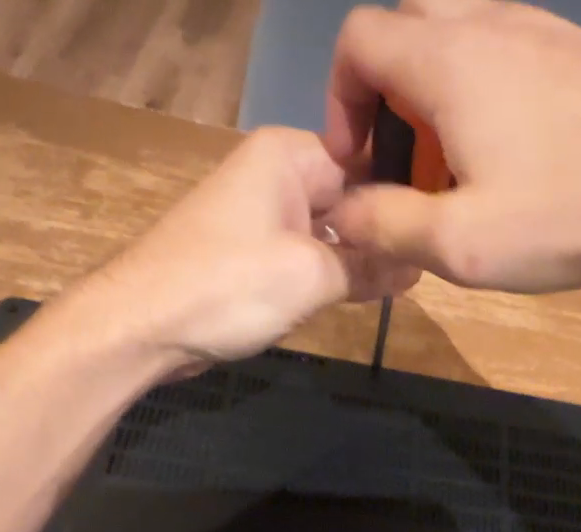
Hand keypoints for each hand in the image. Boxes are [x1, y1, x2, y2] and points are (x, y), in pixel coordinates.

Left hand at [46, 127, 419, 369]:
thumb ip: (369, 267)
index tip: (437, 236)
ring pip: (331, 232)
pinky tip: (363, 295)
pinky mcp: (253, 254)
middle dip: (382, 235)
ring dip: (359, 260)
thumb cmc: (229, 286)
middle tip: (426, 269)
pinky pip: (307, 256)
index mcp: (290, 155)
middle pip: (351, 198)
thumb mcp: (312, 275)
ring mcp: (262, 215)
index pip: (368, 164)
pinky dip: (330, 275)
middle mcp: (276, 174)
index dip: (403, 203)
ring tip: (403, 285)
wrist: (142, 326)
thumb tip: (417, 267)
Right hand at [321, 0, 580, 293]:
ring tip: (466, 171)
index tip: (360, 162)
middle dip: (388, 95)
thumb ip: (387, 226)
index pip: (359, 41)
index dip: (341, 101)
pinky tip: (521, 162)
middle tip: (409, 162)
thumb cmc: (570, 211)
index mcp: (447, 59)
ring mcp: (545, 30)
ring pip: (463, 42)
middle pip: (408, 29)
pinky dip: (490, 98)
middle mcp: (491, 24)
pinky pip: (512, 57)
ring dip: (441, 100)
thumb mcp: (461, 243)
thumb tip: (343, 214)